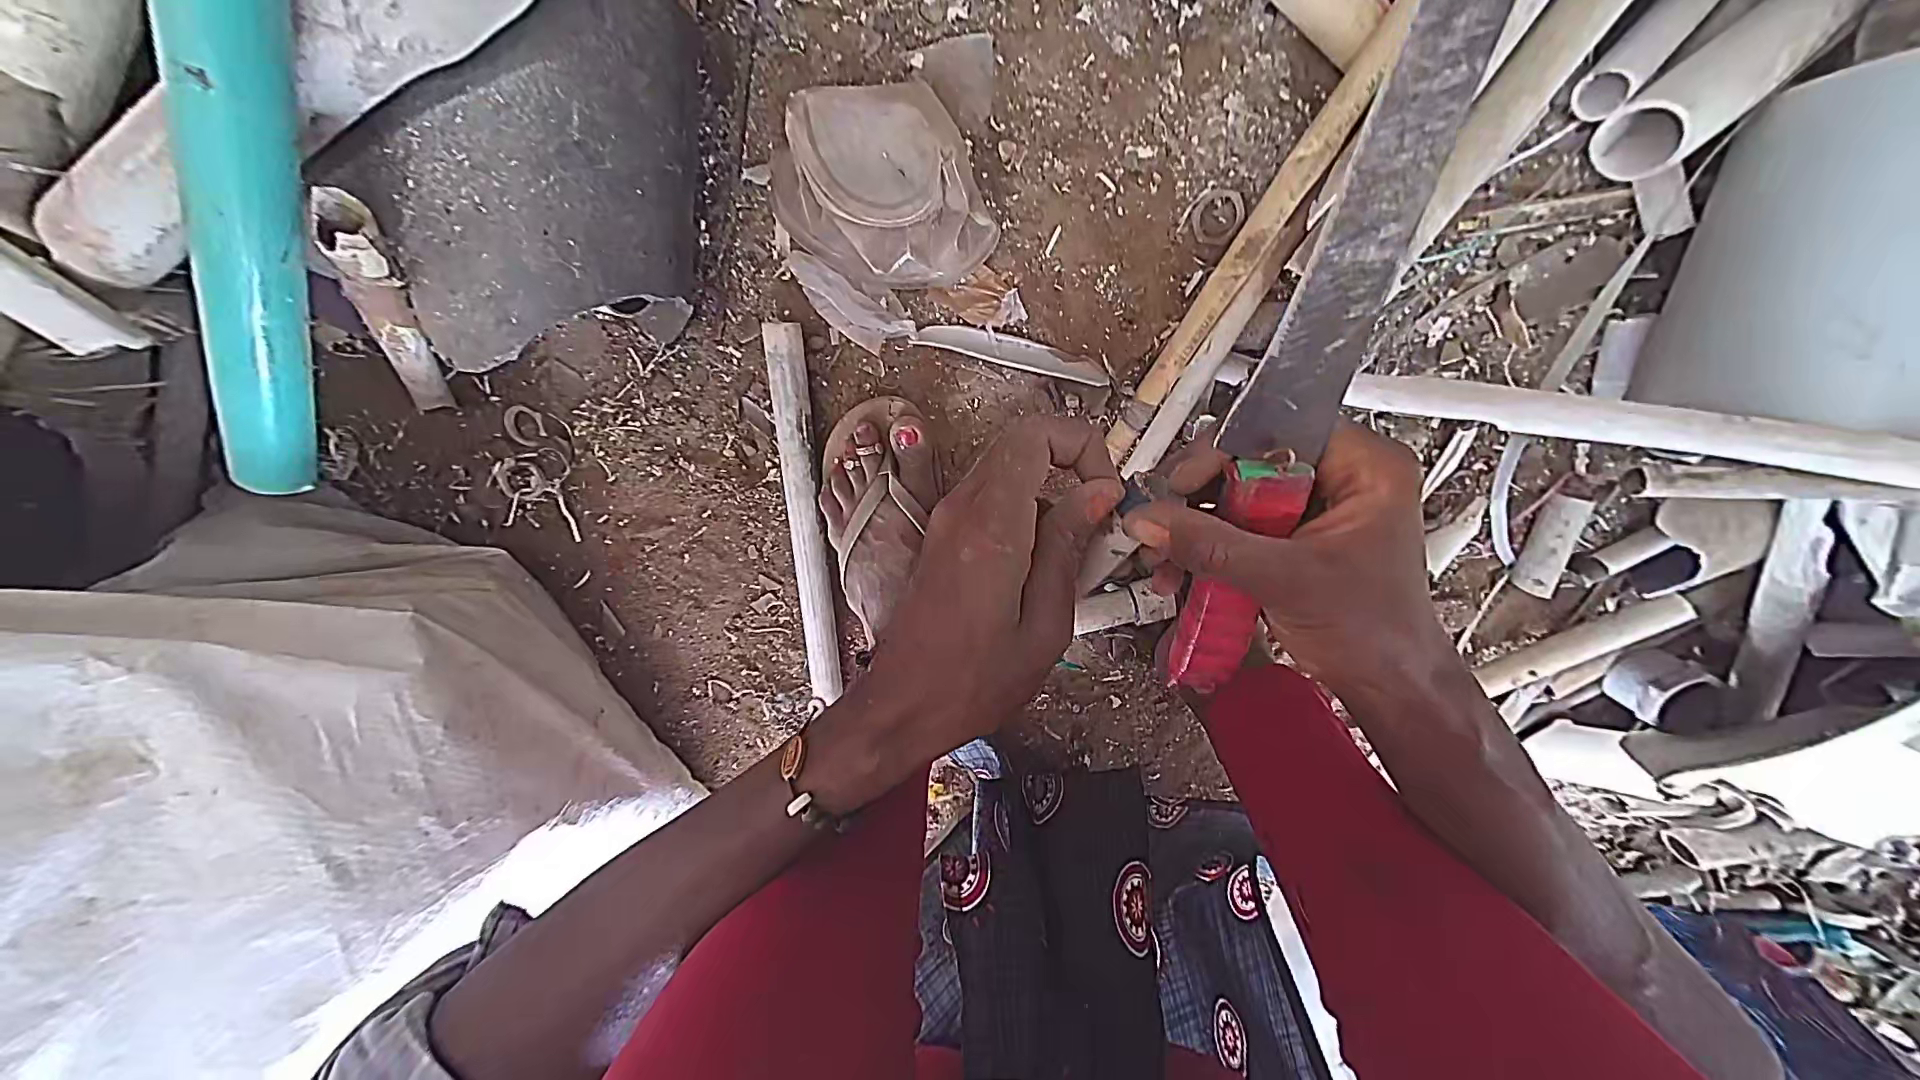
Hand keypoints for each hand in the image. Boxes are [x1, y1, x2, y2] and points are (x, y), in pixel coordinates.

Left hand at [832, 417, 1122, 783]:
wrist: (903, 704)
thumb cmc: (970, 683)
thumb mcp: (1045, 626)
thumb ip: (1070, 549)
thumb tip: (1097, 496)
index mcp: (991, 527)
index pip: (1034, 435)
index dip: (1081, 447)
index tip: (1105, 491)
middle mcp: (962, 512)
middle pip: (1023, 448)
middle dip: (1073, 473)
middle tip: (1099, 527)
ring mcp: (948, 522)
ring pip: (1012, 476)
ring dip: (1052, 503)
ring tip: (1075, 565)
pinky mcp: (944, 539)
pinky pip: (994, 505)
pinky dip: (1028, 522)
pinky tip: (1043, 576)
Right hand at [1122, 420, 1452, 697]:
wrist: (1384, 682)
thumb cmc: (1376, 632)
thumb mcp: (1287, 580)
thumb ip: (1214, 548)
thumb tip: (1155, 519)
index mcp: (1363, 468)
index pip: (1275, 432)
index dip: (1219, 454)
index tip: (1180, 484)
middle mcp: (1332, 480)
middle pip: (1243, 464)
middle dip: (1194, 499)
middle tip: (1165, 520)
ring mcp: (1304, 511)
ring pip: (1229, 497)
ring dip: (1190, 528)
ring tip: (1167, 554)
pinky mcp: (1282, 539)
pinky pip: (1230, 527)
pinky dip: (1201, 547)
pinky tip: (1181, 569)